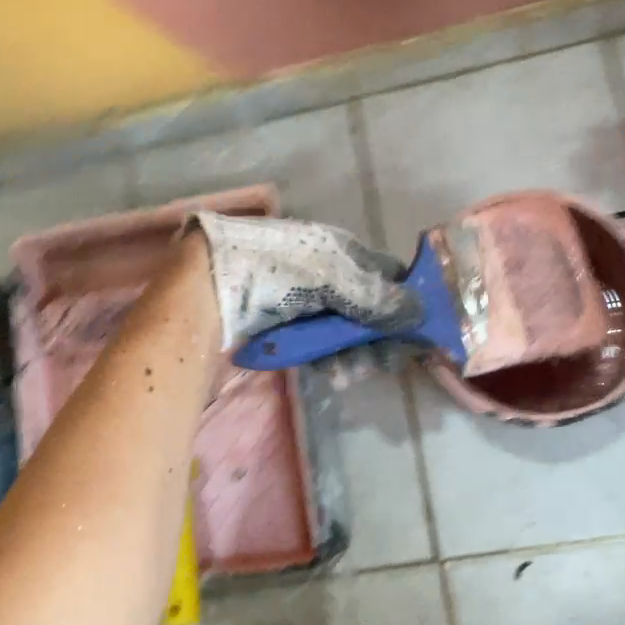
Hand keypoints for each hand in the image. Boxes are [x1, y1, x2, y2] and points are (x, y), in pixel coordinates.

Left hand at [184, 213, 420, 351]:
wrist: (204, 287)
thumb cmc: (273, 272)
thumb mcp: (330, 278)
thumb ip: (375, 297)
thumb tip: (420, 313)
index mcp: (340, 251)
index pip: (386, 275)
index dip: (403, 302)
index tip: (414, 334)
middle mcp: (325, 273)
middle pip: (367, 308)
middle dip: (377, 337)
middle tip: (382, 363)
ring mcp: (302, 302)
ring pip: (343, 331)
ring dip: (353, 354)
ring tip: (347, 373)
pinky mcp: (282, 327)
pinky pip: (317, 343)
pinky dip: (327, 357)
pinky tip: (329, 372)